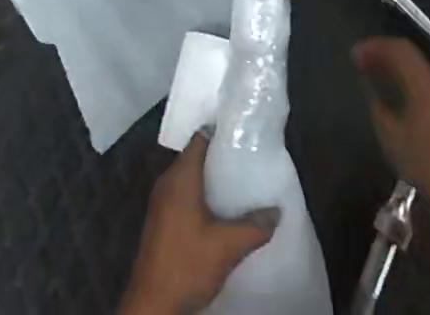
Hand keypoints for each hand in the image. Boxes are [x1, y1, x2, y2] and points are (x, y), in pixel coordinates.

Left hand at [118, 133, 278, 314]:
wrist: (152, 307)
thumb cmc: (186, 264)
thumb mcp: (227, 246)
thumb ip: (255, 226)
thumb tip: (277, 210)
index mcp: (180, 177)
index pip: (200, 138)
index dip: (220, 132)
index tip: (243, 133)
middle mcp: (167, 183)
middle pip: (195, 157)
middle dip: (220, 158)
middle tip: (248, 159)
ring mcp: (160, 203)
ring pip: (189, 178)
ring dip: (211, 180)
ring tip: (240, 184)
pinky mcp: (160, 221)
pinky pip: (183, 196)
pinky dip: (201, 196)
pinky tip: (221, 212)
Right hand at [353, 37, 429, 211]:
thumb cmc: (419, 160)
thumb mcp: (389, 132)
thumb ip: (377, 103)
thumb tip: (370, 86)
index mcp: (421, 82)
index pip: (398, 49)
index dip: (374, 46)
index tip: (354, 53)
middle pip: (408, 53)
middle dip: (383, 51)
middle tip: (360, 57)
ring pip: (415, 65)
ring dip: (393, 63)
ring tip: (371, 69)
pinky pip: (420, 79)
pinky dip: (402, 76)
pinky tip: (391, 88)